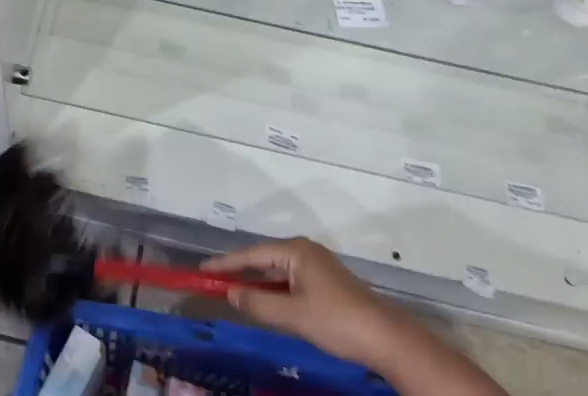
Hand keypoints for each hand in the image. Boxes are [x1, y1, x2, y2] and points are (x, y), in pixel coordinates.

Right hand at [201, 237, 409, 369]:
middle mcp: (305, 251)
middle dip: (239, 271)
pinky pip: (290, 281)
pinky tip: (265, 303)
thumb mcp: (293, 315)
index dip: (225, 264)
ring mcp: (317, 266)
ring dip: (257, 283)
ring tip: (232, 292)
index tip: (201, 271)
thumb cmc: (337, 321)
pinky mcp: (325, 282)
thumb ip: (258, 303)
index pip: (252, 254)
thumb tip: (230, 294)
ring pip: (277, 272)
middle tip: (213, 282)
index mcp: (296, 251)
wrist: (385, 337)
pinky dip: (273, 290)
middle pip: (264, 259)